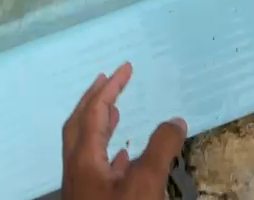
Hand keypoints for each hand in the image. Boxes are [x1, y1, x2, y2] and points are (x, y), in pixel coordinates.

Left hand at [61, 63, 185, 199]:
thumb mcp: (146, 182)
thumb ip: (161, 148)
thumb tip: (176, 120)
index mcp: (84, 157)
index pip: (94, 111)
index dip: (111, 87)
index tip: (126, 67)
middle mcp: (76, 168)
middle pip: (79, 124)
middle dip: (93, 99)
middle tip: (106, 79)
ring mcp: (80, 186)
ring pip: (86, 145)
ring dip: (99, 123)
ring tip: (115, 111)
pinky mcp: (89, 199)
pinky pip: (96, 166)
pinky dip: (108, 151)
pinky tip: (123, 157)